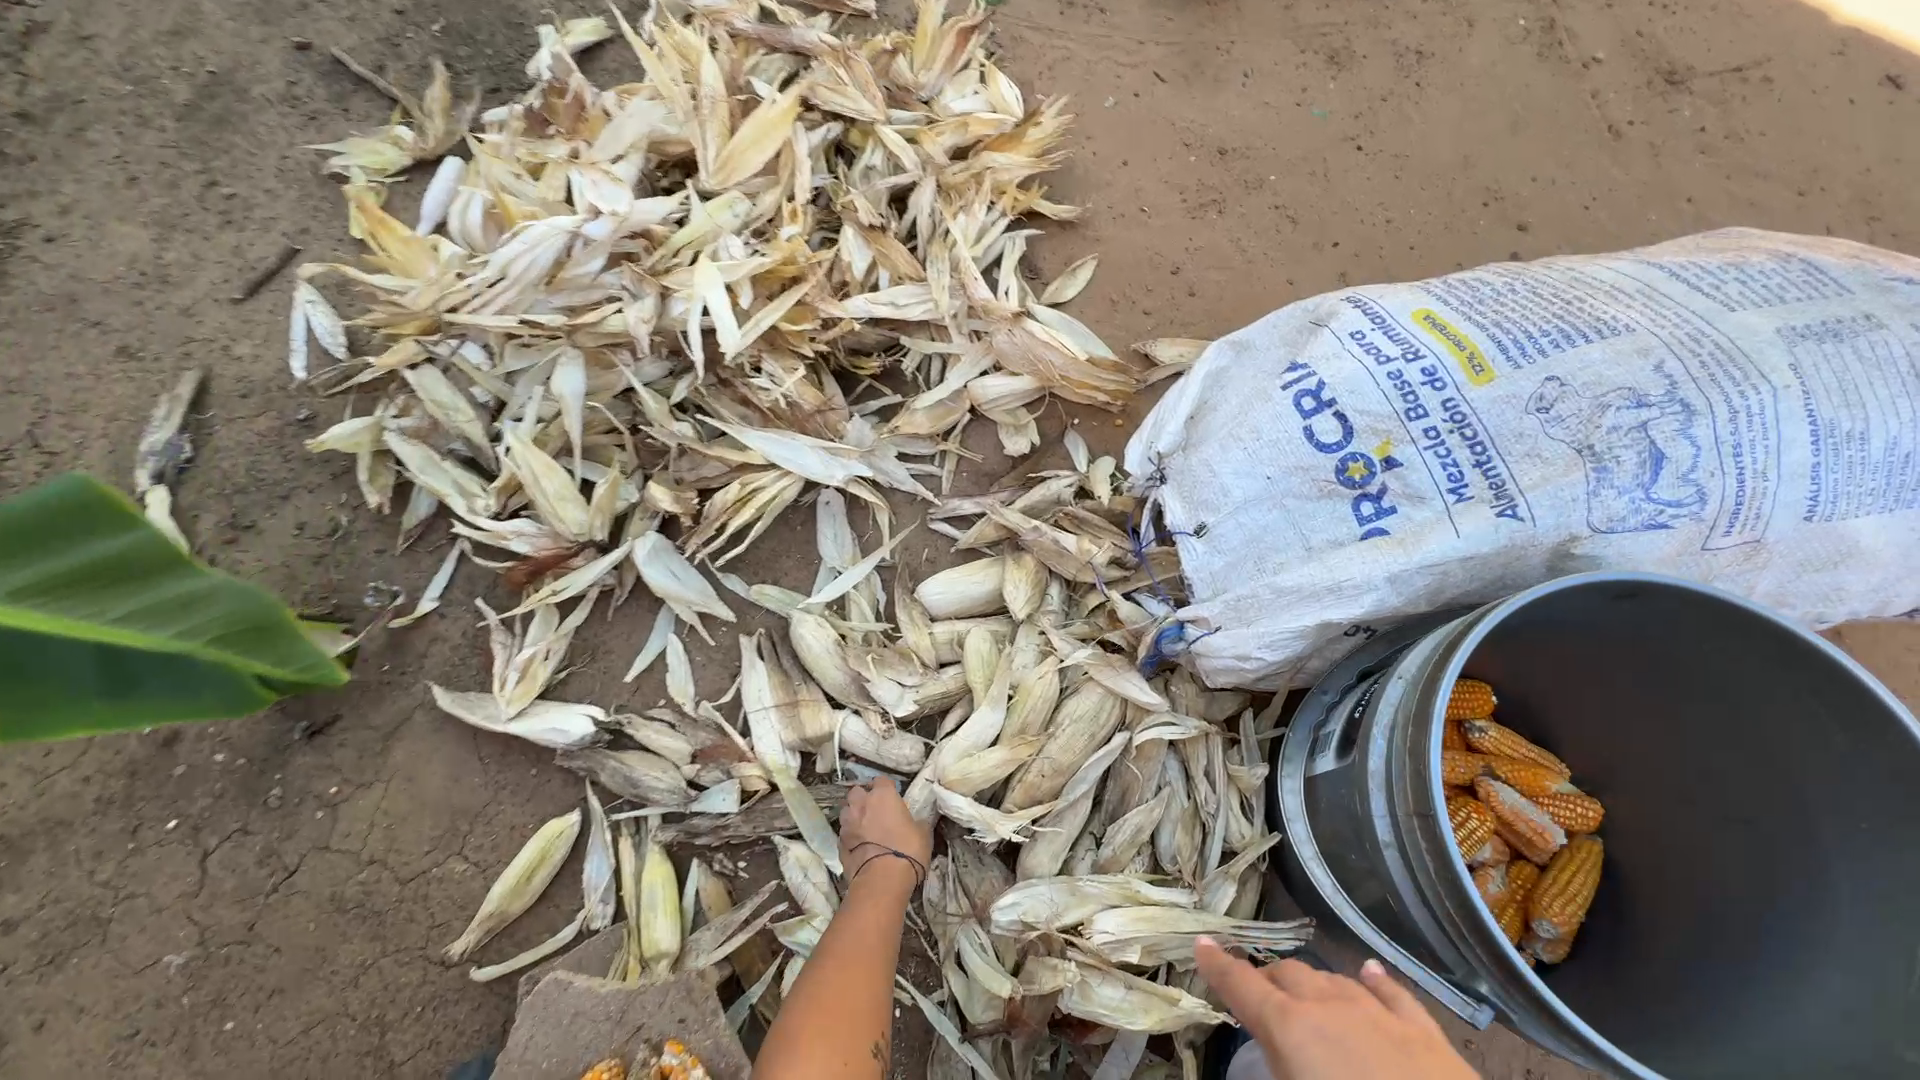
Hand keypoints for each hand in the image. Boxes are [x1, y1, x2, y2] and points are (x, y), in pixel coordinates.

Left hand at [838, 777, 932, 882]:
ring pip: (846, 811)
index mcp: (883, 796)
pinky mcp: (839, 844)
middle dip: (863, 798)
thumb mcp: (923, 833)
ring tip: (864, 827)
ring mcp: (847, 824)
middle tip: (875, 810)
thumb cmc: (907, 851)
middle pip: (857, 792)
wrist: (882, 881)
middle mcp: (861, 804)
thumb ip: (917, 822)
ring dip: (854, 815)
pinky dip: (850, 836)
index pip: (881, 780)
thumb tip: (916, 822)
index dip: (886, 788)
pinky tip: (858, 845)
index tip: (893, 797)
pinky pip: (844, 833)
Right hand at [1195, 939, 1478, 1079]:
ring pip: (1332, 978)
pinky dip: (1373, 980)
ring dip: (1312, 984)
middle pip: (1286, 974)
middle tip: (1256, 997)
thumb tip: (1260, 1057)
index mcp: (1288, 1027)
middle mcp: (1327, 1006)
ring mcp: (1379, 1013)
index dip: (1218, 964)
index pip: (1240, 984)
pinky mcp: (1425, 1032)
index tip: (1202, 943)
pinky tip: (1368, 972)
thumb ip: (1267, 1068)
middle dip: (1266, 979)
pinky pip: (1391, 992)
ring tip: (1304, 995)